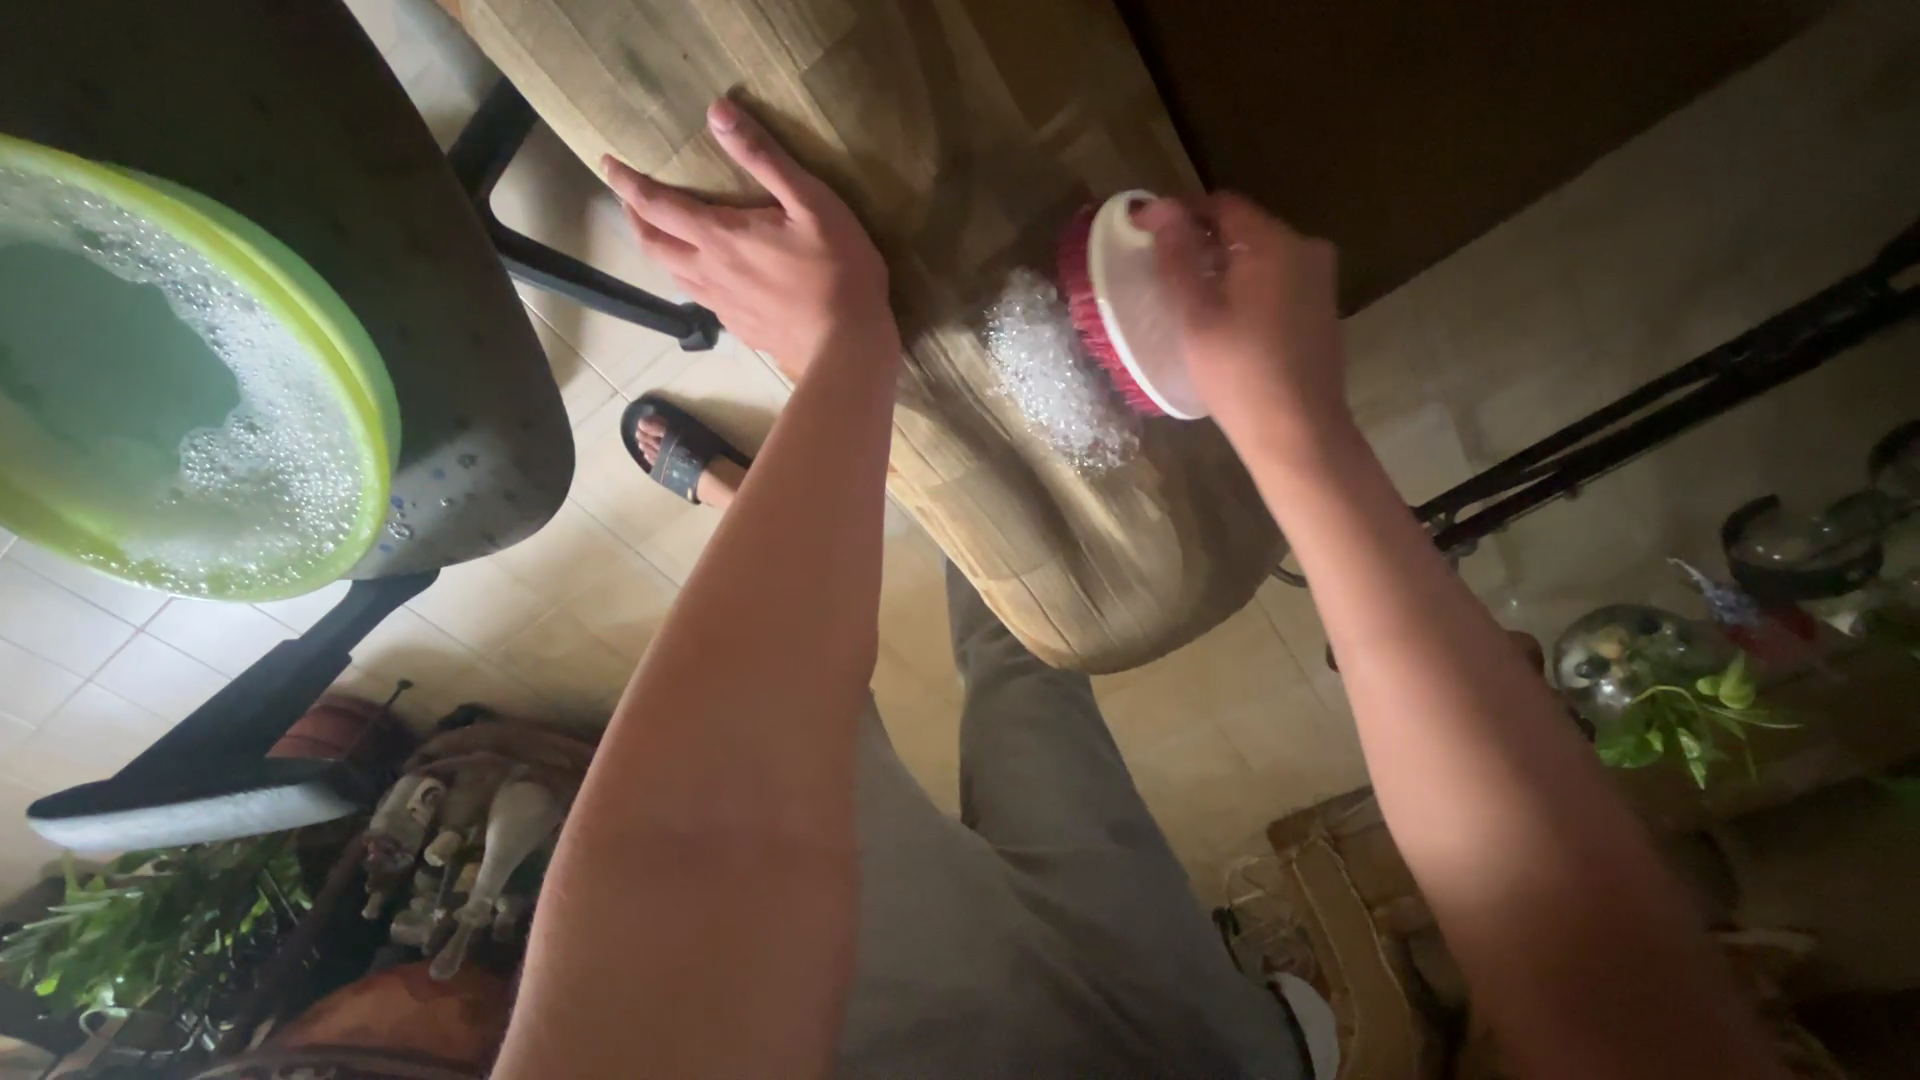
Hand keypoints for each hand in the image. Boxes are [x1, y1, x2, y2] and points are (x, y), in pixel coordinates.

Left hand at [602, 98, 892, 378]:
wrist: (849, 345)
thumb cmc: (838, 270)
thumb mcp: (811, 202)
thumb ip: (764, 157)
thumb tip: (718, 112)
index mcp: (719, 237)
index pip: (655, 205)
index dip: (627, 182)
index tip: (608, 164)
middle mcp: (709, 273)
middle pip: (653, 245)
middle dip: (635, 218)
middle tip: (632, 199)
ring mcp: (724, 307)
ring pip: (674, 276)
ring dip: (660, 250)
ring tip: (664, 235)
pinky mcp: (744, 330)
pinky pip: (705, 301)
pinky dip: (693, 280)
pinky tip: (711, 278)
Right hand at [1139, 194, 1349, 442]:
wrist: (1298, 430)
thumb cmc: (1238, 374)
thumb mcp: (1196, 316)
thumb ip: (1178, 258)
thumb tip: (1161, 209)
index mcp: (1275, 244)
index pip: (1222, 205)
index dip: (1180, 212)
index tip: (1146, 231)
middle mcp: (1306, 249)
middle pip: (1244, 228)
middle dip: (1202, 239)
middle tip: (1162, 266)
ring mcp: (1320, 280)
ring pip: (1261, 255)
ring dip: (1224, 264)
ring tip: (1189, 294)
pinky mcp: (1321, 308)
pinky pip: (1277, 279)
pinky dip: (1247, 285)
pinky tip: (1225, 317)